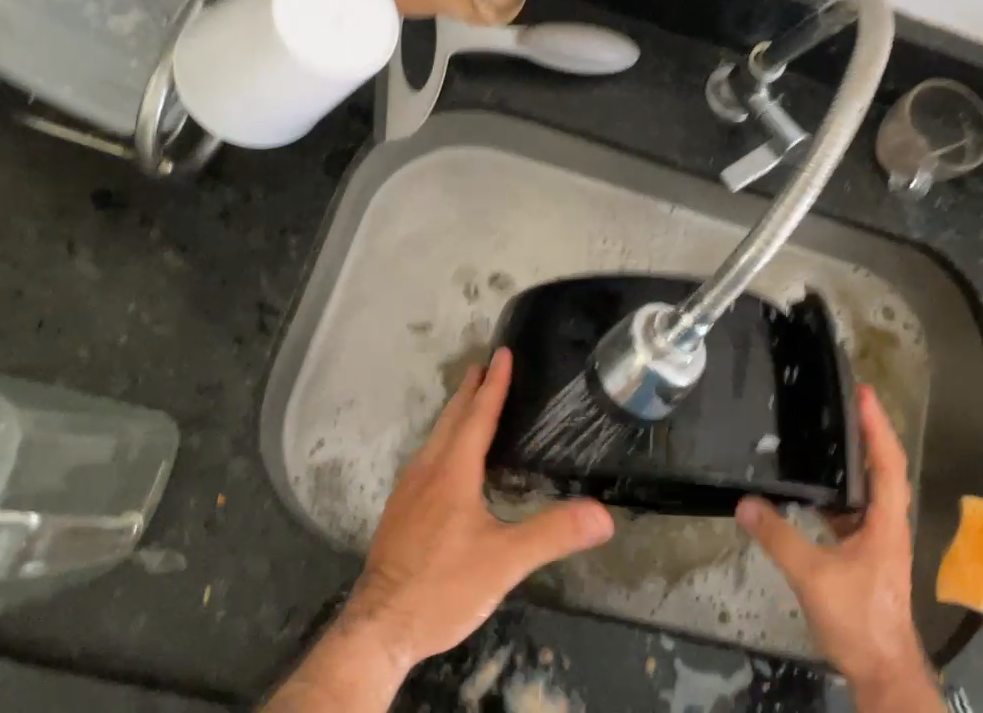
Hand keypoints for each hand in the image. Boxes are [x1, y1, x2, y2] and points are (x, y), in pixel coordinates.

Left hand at [341, 348, 615, 668]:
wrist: (378, 629)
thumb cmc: (442, 588)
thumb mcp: (505, 562)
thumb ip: (553, 534)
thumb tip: (604, 515)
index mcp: (452, 472)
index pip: (478, 417)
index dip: (494, 385)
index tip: (503, 353)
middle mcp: (427, 473)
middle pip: (451, 420)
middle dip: (470, 391)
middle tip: (484, 365)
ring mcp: (407, 493)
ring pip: (434, 440)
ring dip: (454, 415)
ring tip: (468, 403)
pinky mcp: (399, 515)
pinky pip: (426, 460)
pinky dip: (443, 442)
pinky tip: (447, 462)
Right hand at [736, 385, 937, 706]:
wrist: (880, 667)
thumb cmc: (858, 618)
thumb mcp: (812, 575)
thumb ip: (778, 538)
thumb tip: (745, 504)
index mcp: (886, 522)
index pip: (887, 461)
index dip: (877, 425)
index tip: (863, 392)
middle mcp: (888, 524)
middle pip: (882, 468)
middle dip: (866, 433)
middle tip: (842, 402)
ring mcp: (878, 540)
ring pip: (869, 491)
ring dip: (853, 462)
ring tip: (827, 435)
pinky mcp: (866, 555)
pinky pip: (853, 512)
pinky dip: (837, 494)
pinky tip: (812, 491)